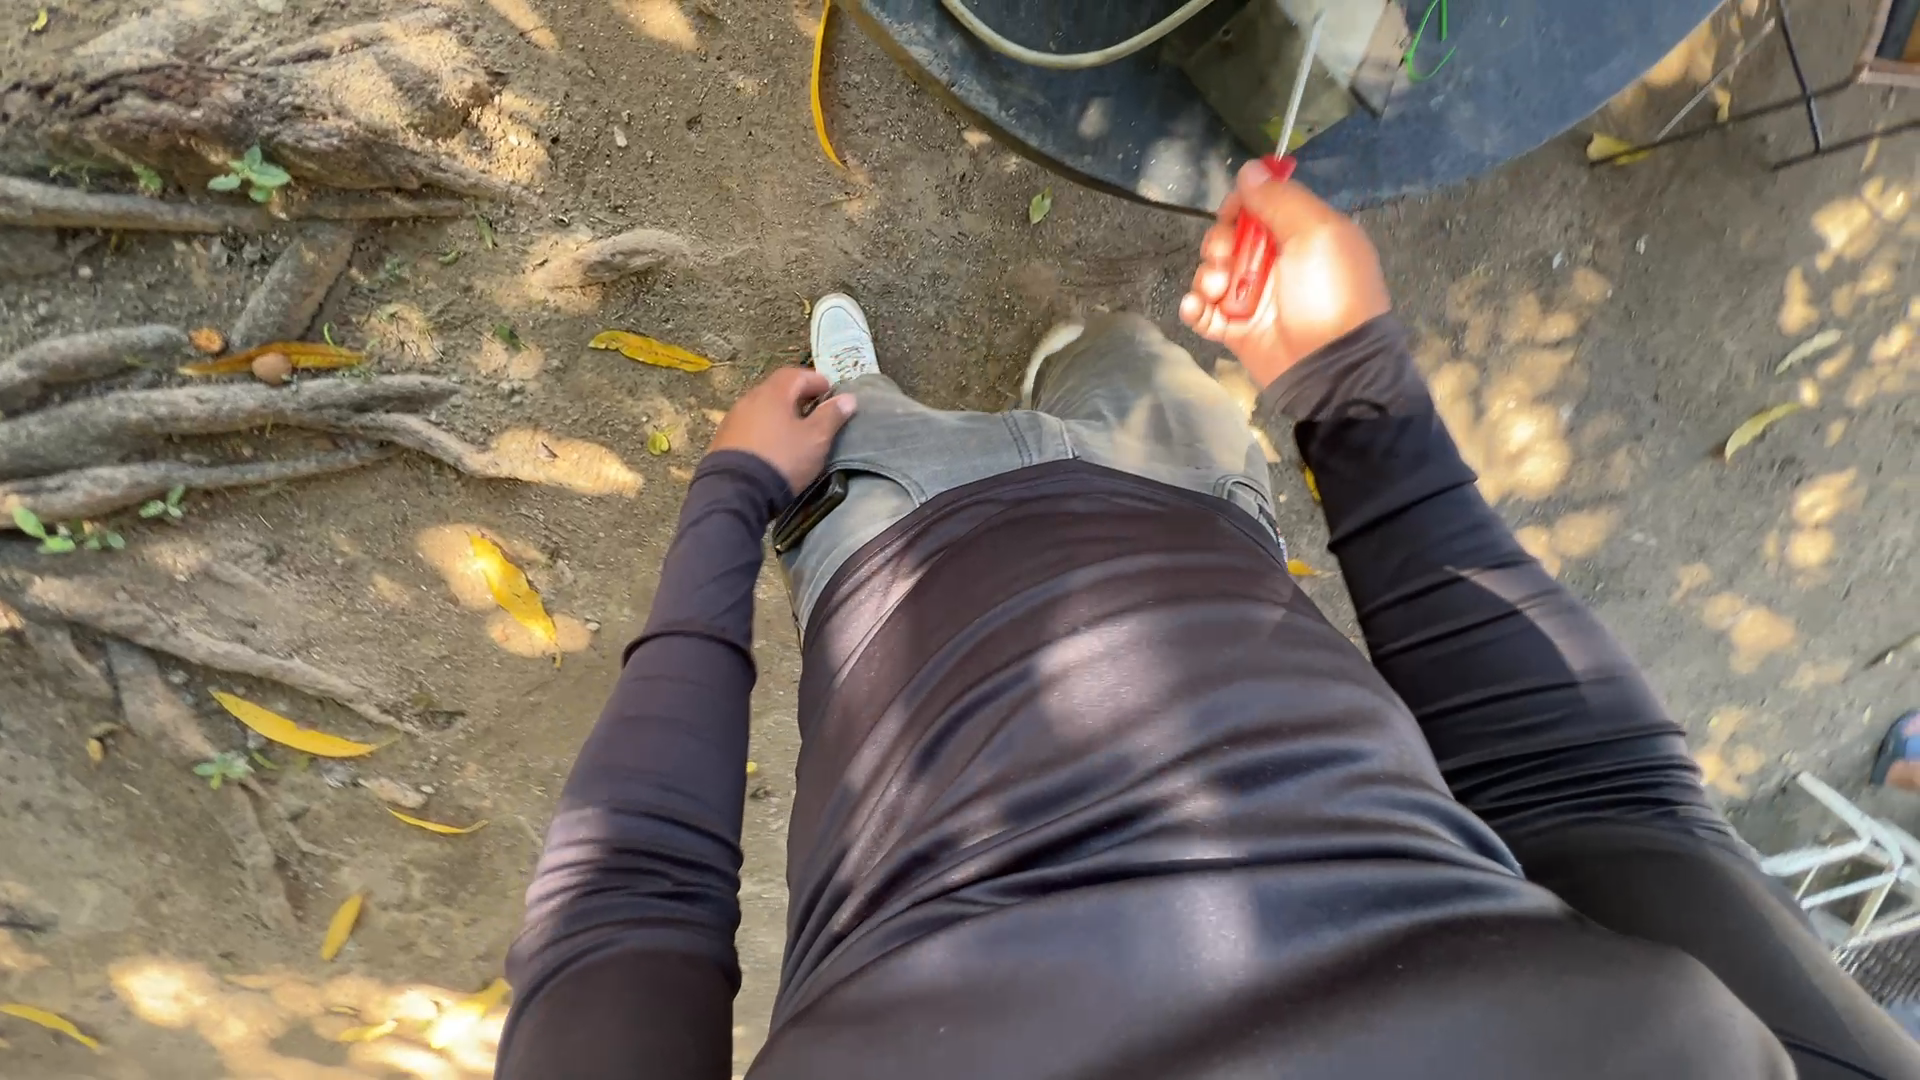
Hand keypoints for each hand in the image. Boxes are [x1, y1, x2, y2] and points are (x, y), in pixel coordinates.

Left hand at [708, 367, 856, 495]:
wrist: (736, 490)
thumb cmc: (782, 458)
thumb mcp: (815, 438)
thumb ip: (832, 416)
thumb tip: (848, 398)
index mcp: (773, 393)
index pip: (796, 375)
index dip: (815, 380)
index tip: (830, 391)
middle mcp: (749, 399)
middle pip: (777, 389)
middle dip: (797, 396)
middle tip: (815, 409)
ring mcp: (733, 419)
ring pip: (762, 408)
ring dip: (780, 413)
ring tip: (795, 429)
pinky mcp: (724, 440)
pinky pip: (750, 426)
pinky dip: (765, 428)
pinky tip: (773, 445)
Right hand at [1180, 160, 1391, 387]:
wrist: (1327, 363)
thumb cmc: (1328, 293)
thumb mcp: (1316, 232)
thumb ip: (1280, 199)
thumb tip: (1249, 169)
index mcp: (1298, 234)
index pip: (1257, 207)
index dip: (1239, 207)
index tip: (1234, 216)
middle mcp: (1272, 262)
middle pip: (1227, 239)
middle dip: (1217, 245)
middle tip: (1225, 261)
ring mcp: (1251, 298)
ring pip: (1210, 275)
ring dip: (1206, 278)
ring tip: (1217, 293)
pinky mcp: (1234, 329)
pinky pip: (1202, 312)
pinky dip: (1194, 308)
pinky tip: (1197, 309)